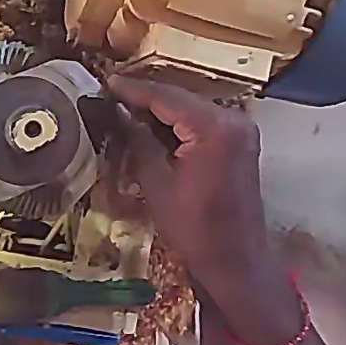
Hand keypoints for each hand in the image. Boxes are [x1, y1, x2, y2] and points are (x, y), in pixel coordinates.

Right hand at [108, 76, 301, 342]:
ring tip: (123, 111)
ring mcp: (240, 130)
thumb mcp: (156, 183)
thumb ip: (137, 140)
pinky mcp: (240, 141)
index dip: (132, 90)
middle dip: (145, 99)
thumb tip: (116, 112)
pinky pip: (203, 122)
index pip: (166, 98)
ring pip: (191, 109)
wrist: (235, 260)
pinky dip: (178, 124)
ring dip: (160, 111)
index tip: (104, 83)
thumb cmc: (194, 228)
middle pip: (180, 99)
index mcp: (214, 128)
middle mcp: (233, 120)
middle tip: (109, 97)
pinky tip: (151, 129)